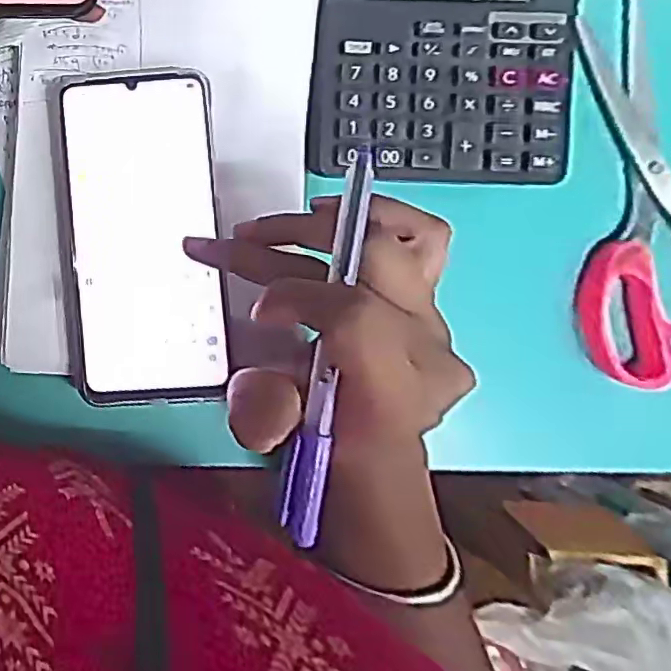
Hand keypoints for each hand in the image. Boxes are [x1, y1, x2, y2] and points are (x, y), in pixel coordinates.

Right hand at [184, 195, 474, 467]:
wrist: (361, 455)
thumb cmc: (316, 445)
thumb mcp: (278, 437)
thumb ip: (263, 414)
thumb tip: (256, 381)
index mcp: (393, 390)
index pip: (356, 315)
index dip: (295, 297)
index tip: (255, 309)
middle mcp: (427, 349)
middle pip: (370, 262)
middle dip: (291, 242)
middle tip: (237, 244)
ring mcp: (432, 321)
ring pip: (402, 239)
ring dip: (321, 224)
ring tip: (269, 226)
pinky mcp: (426, 302)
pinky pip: (420, 239)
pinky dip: (372, 217)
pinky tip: (328, 215)